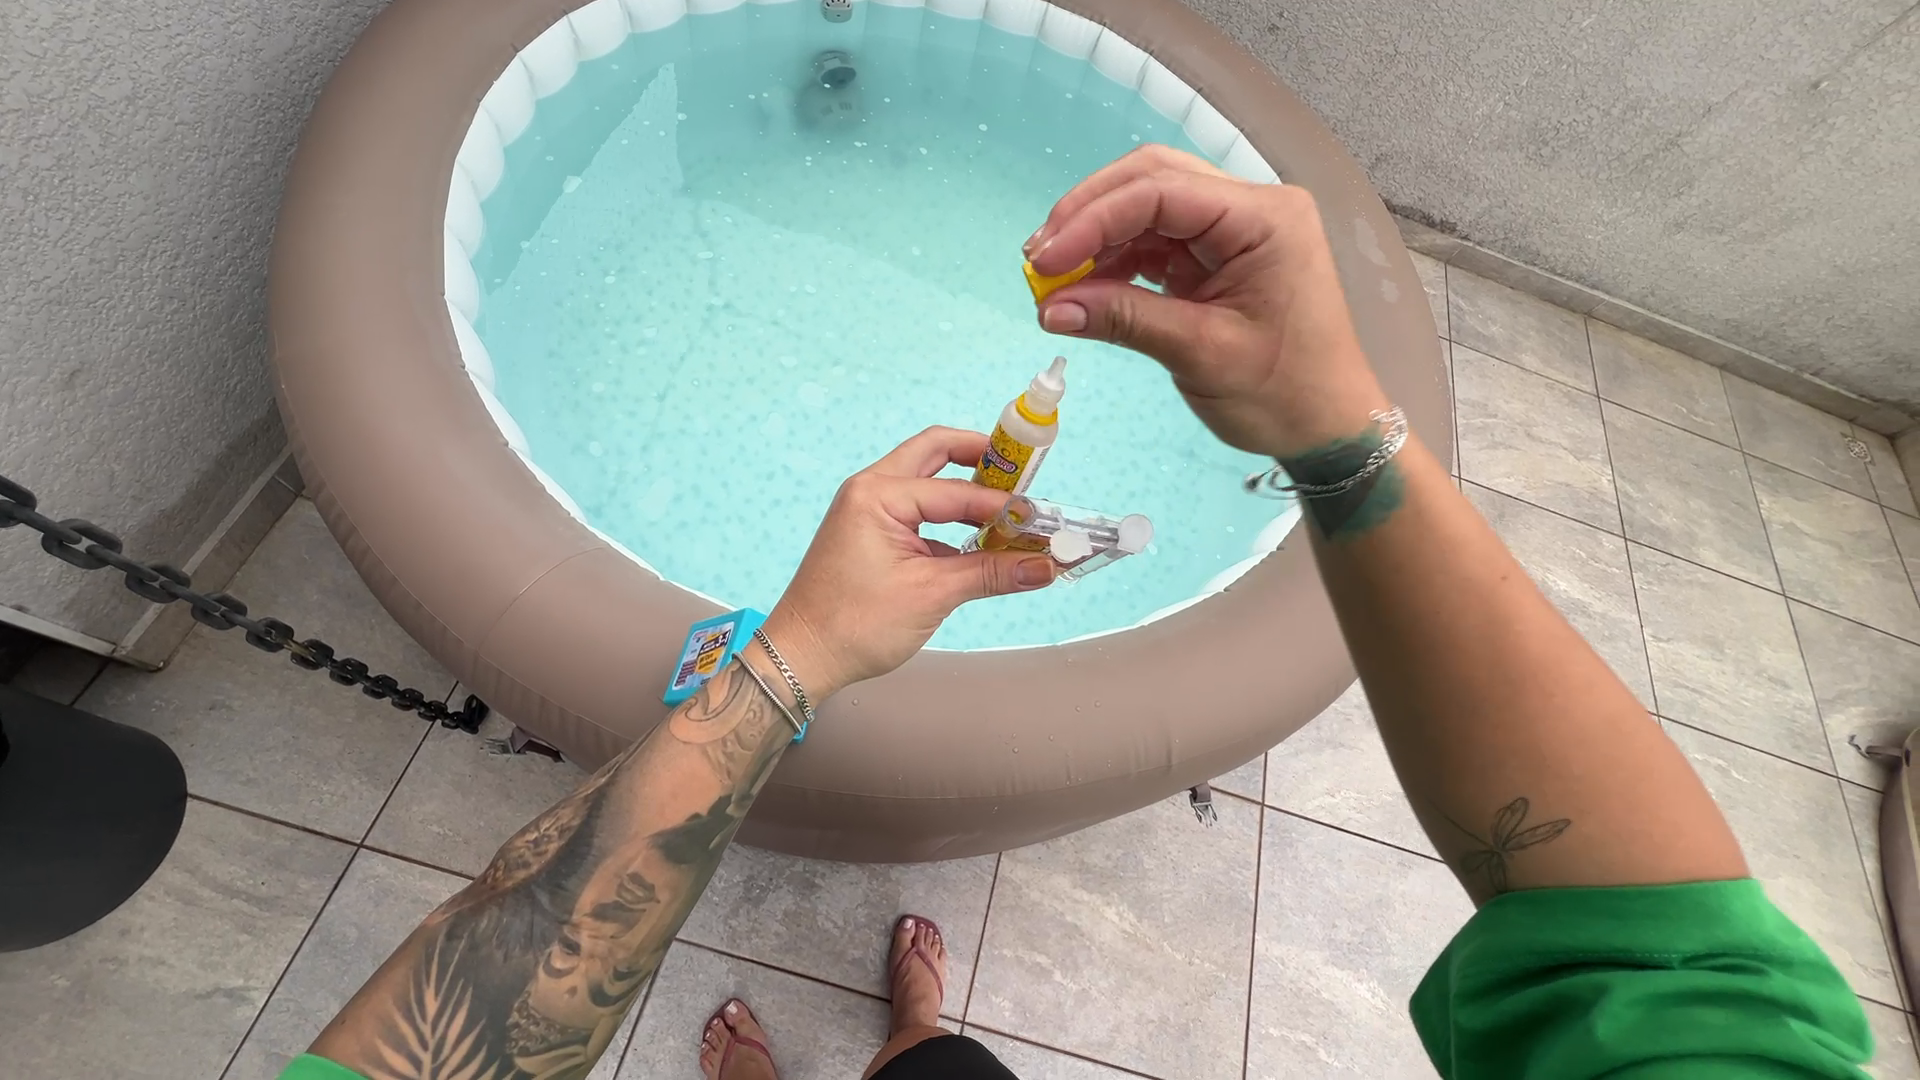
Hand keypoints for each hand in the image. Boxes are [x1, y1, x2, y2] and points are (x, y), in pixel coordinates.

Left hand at [758, 427, 1055, 699]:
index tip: (1039, 518)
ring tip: (1006, 511)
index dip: (1002, 504)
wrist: (803, 657)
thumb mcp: (931, 595)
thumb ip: (992, 573)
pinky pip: (917, 514)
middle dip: (980, 459)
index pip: (956, 490)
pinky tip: (977, 545)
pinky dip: (948, 523)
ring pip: (925, 482)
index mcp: (877, 495)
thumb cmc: (853, 625)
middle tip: (1020, 473)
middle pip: (934, 453)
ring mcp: (867, 510)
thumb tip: (1043, 566)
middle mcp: (869, 491)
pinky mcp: (870, 534)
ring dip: (964, 492)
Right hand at [1026, 144, 1390, 458]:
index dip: (1092, 221)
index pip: (1161, 192)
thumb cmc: (1280, 393)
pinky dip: (1115, 263)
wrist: (1326, 426)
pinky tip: (1085, 289)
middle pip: (1153, 180)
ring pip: (1149, 209)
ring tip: (1051, 280)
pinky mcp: (1216, 259)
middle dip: (1088, 215)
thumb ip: (1125, 320)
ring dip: (1097, 238)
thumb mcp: (1200, 355)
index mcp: (1261, 218)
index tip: (1044, 263)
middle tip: (1038, 260)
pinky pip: (1156, 245)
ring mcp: (1232, 232)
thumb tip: (1051, 309)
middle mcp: (1249, 209)